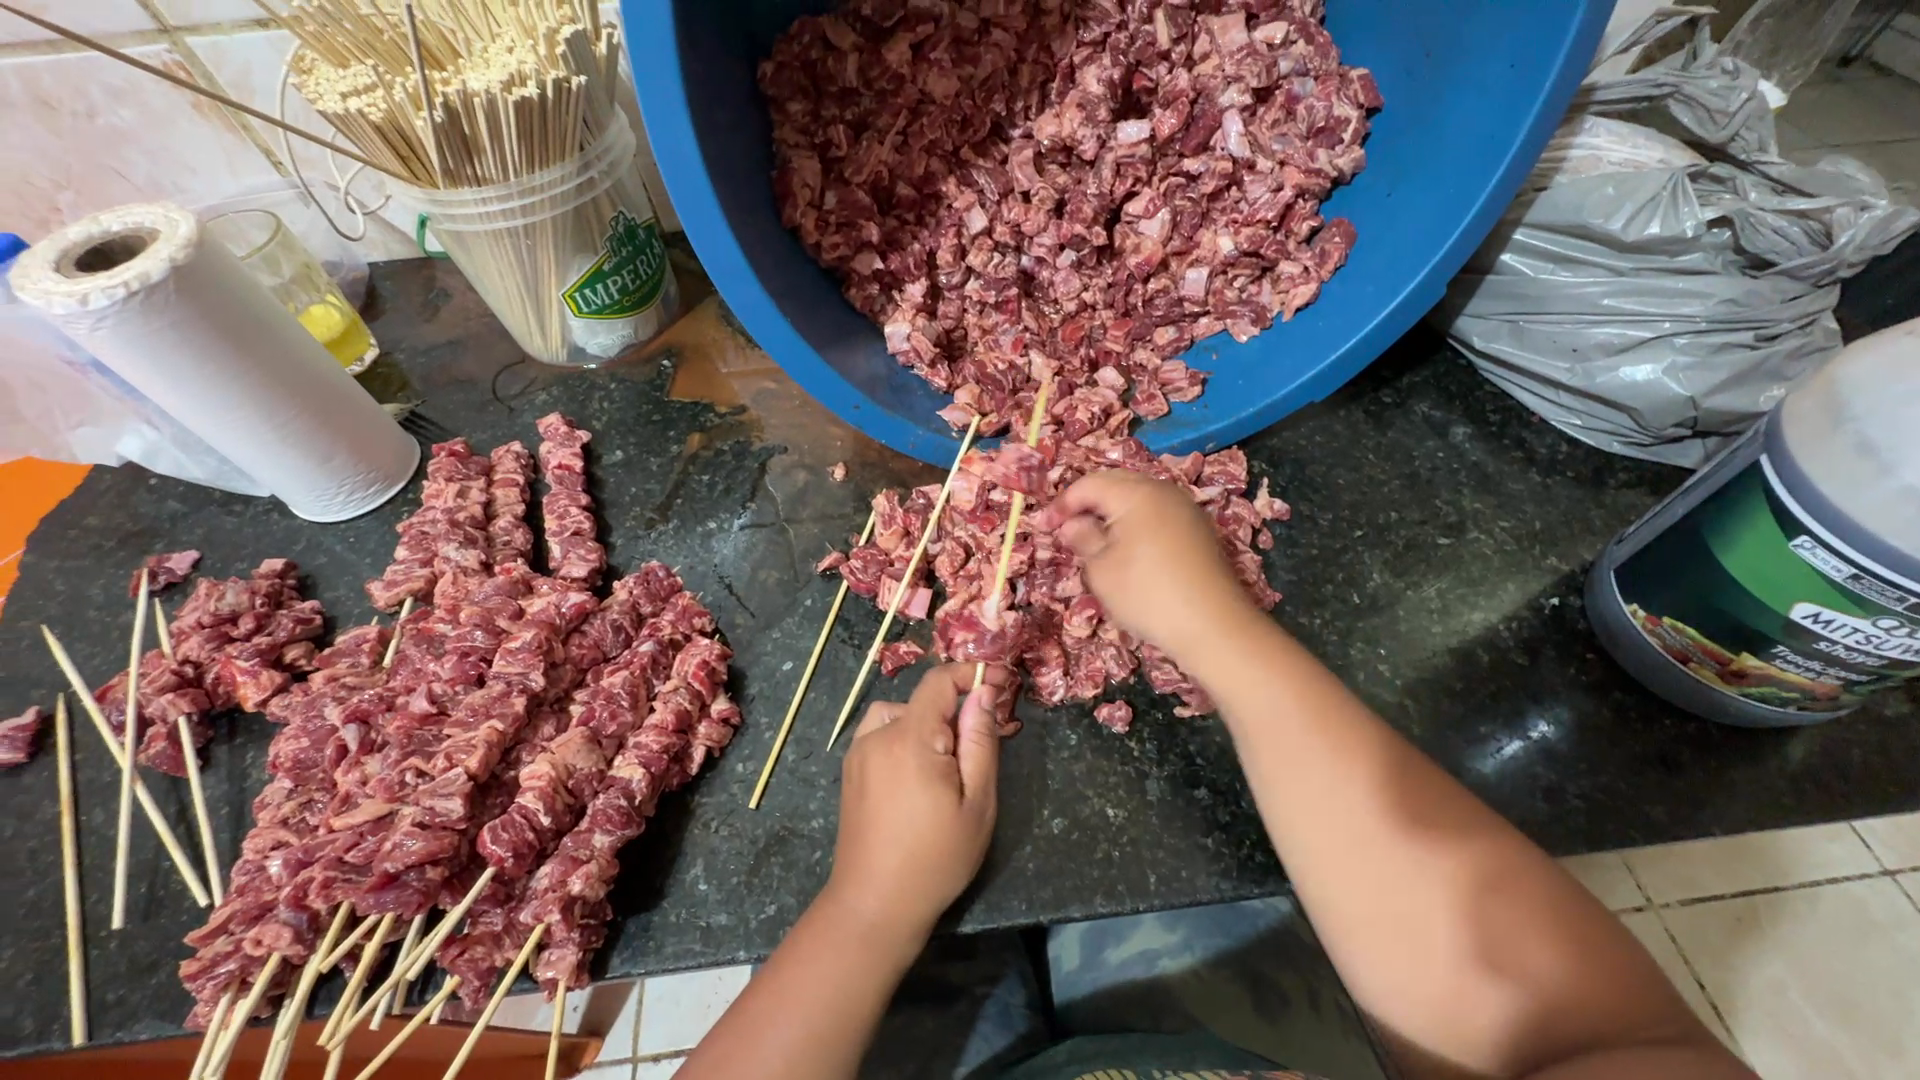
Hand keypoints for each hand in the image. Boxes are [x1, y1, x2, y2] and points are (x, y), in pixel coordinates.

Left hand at [823, 663, 1011, 941]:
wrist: (873, 904)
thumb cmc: (935, 858)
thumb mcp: (976, 802)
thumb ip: (980, 741)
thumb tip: (984, 692)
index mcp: (912, 738)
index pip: (940, 681)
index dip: (973, 673)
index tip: (1004, 682)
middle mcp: (878, 736)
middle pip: (922, 700)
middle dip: (955, 711)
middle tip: (981, 749)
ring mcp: (858, 753)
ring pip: (899, 714)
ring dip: (927, 724)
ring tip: (946, 767)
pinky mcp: (851, 771)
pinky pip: (881, 734)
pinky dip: (904, 738)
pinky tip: (917, 776)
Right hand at [1046, 469, 1260, 667]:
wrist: (1213, 625)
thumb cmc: (1147, 595)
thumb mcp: (1102, 570)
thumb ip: (1083, 539)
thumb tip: (1072, 524)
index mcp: (1136, 494)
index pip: (1088, 485)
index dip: (1062, 504)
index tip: (1043, 526)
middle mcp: (1163, 491)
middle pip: (1116, 483)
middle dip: (1087, 502)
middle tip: (1066, 528)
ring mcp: (1185, 509)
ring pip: (1139, 497)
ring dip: (1112, 511)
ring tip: (1094, 538)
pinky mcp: (1198, 530)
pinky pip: (1157, 513)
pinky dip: (1135, 522)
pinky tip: (1127, 548)